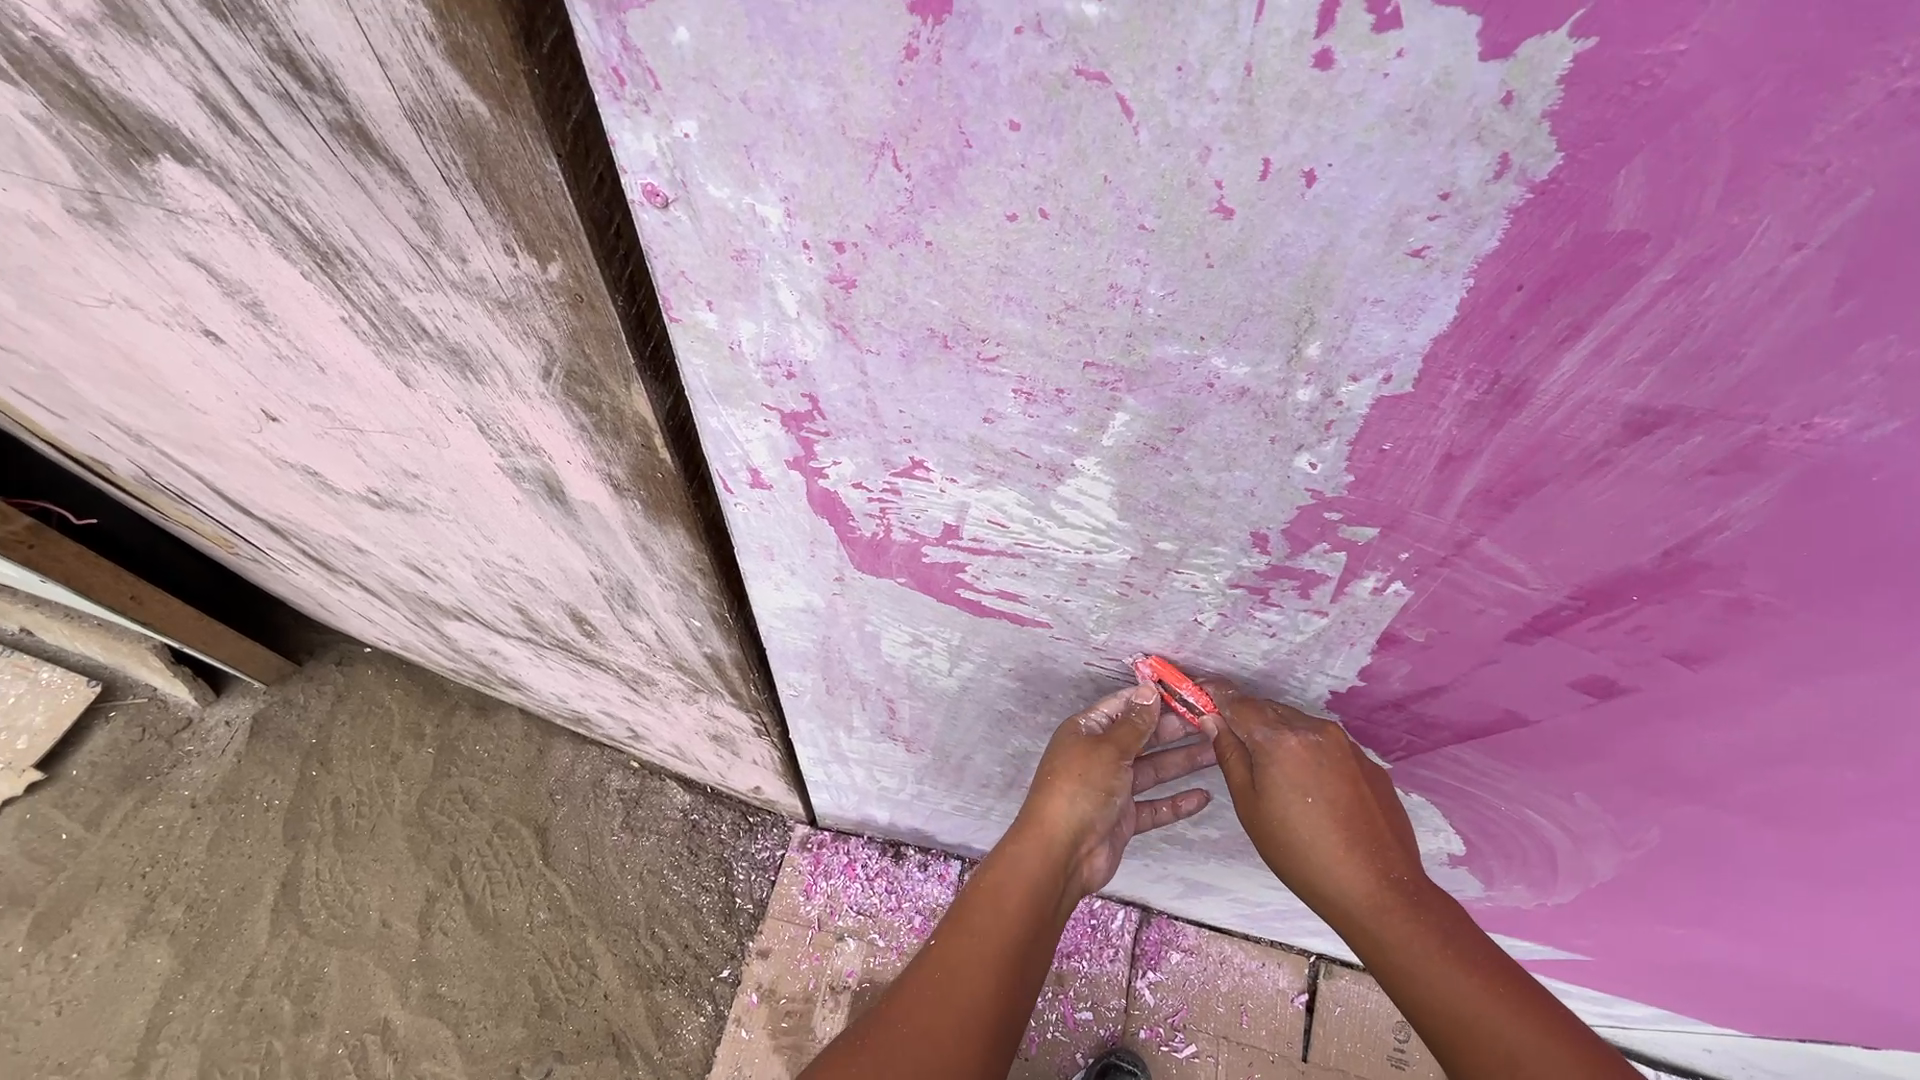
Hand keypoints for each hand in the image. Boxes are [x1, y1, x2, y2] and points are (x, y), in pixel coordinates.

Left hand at [1007, 682, 1217, 901]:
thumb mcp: (1108, 749)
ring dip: (1182, 762)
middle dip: (1175, 730)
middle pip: (1142, 737)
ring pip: (1153, 770)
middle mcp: (1099, 755)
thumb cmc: (1080, 789)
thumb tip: (1149, 690)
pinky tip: (1204, 797)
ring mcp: (1112, 788)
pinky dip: (1177, 802)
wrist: (1061, 853)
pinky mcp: (1123, 818)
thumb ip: (1134, 723)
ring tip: (1217, 752)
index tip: (1187, 693)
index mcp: (1087, 731)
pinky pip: (1154, 806)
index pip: (1124, 706)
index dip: (1153, 699)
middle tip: (1212, 722)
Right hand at [1198, 678, 1432, 926]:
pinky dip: (1309, 754)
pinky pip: (1327, 746)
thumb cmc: (1299, 853)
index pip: (1238, 701)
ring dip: (1279, 737)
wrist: (1378, 890)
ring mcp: (1348, 744)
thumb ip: (1230, 755)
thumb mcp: (1250, 806)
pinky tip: (1311, 790)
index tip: (1201, 697)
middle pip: (1270, 710)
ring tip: (1273, 773)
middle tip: (1232, 743)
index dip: (1216, 697)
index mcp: (1280, 738)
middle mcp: (1315, 728)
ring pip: (1300, 726)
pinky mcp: (1369, 763)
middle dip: (1248, 719)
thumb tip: (1213, 720)